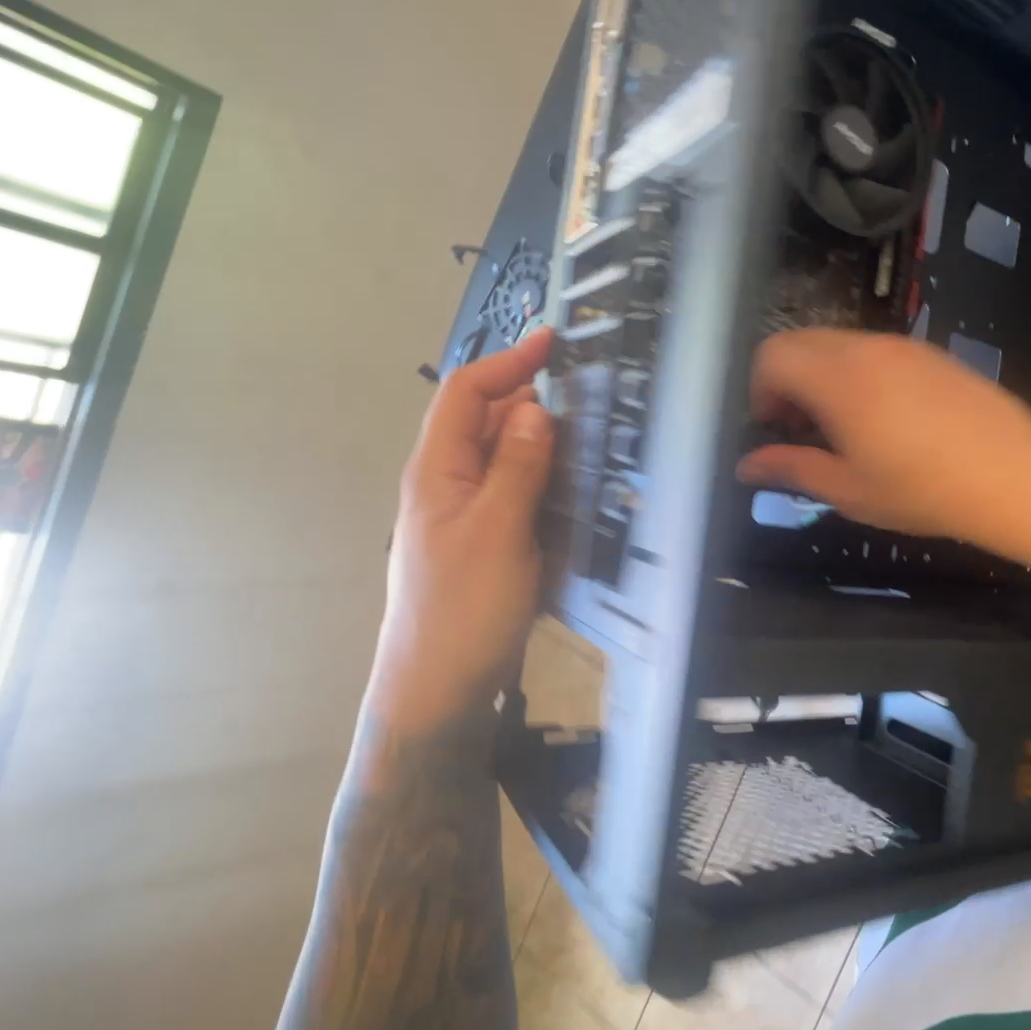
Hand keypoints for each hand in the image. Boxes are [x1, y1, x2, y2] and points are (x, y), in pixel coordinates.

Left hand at [368, 328, 556, 734]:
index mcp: (437, 470)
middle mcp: (448, 484)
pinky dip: (543, 480)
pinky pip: (515, 494)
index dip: (508, 362)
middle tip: (590, 397)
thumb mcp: (497, 532)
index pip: (466, 394)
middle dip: (530, 399)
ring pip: (503, 459)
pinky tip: (575, 491)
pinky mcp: (486, 544)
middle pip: (485, 421)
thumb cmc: (463, 608)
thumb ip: (518, 467)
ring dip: (541, 441)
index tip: (555, 341)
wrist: (438, 688)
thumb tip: (535, 408)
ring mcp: (466, 516)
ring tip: (593, 438)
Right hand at [737, 328, 1030, 538]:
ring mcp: (906, 346)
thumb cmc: (923, 491)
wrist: (1014, 476)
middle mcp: (868, 347)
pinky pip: (879, 352)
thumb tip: (746, 467)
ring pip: (842, 345)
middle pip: (803, 342)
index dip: (759, 390)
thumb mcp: (849, 490)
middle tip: (800, 430)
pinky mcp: (935, 355)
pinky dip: (861, 374)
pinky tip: (886, 420)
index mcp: (838, 378)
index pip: (772, 355)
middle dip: (788, 381)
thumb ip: (792, 469)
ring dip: (825, 377)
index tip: (773, 429)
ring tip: (844, 429)